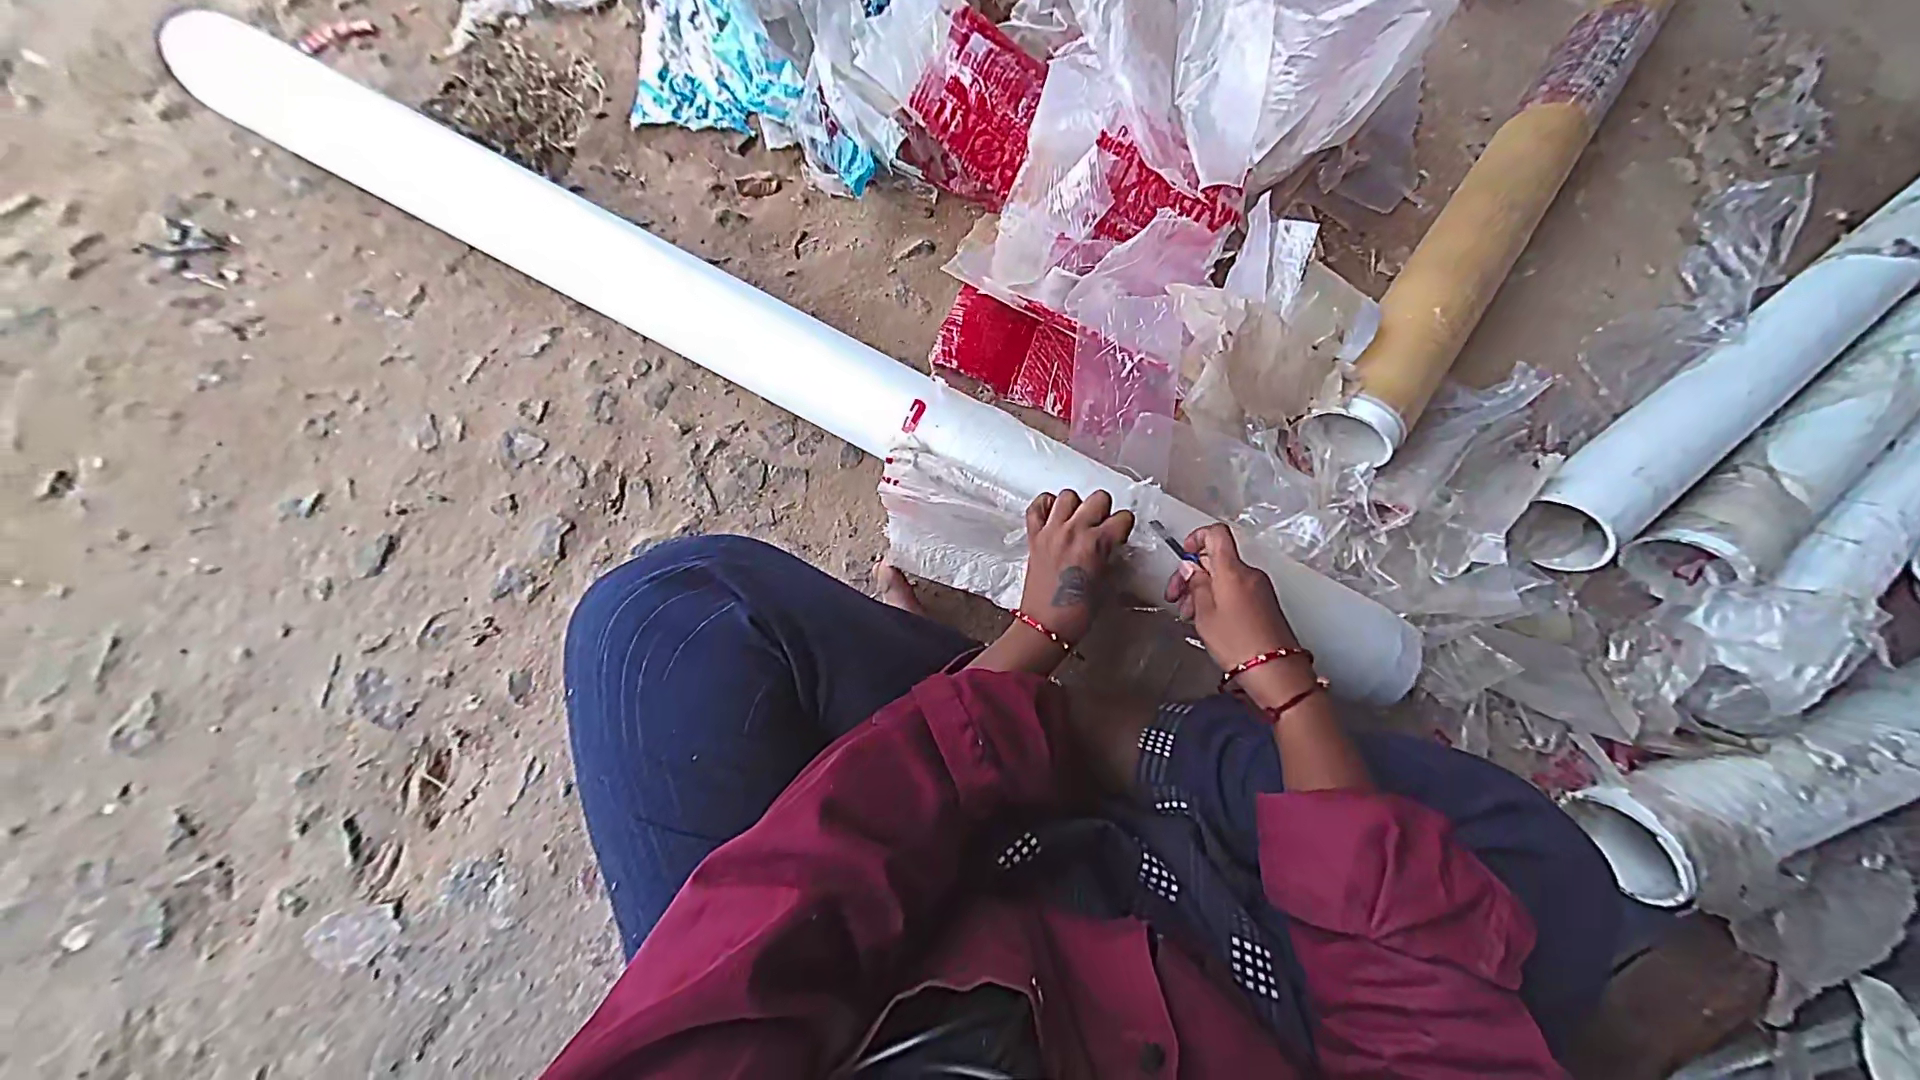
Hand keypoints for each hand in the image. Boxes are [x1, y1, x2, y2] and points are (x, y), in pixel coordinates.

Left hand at [1019, 489, 1134, 642]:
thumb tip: (1111, 543)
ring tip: (1077, 520)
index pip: (1122, 517)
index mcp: (1097, 544)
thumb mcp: (1106, 581)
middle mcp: (1074, 532)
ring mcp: (1052, 531)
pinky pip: (1037, 507)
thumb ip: (1109, 555)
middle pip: (1098, 498)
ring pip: (1068, 496)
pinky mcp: (1034, 537)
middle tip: (1100, 525)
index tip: (1120, 532)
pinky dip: (1045, 506)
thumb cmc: (1076, 611)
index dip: (1124, 525)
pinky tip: (1053, 516)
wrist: (1046, 624)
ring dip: (1076, 505)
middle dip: (1104, 510)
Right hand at [1163, 524, 1298, 674]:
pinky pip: (1235, 589)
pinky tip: (1207, 619)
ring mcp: (1258, 588)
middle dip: (1192, 573)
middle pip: (1216, 558)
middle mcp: (1249, 573)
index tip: (1185, 554)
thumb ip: (1195, 584)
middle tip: (1176, 595)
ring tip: (1190, 614)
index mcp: (1233, 570)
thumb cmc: (1238, 644)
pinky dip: (1217, 598)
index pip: (1217, 534)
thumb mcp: (1204, 613)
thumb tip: (1190, 567)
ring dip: (1202, 588)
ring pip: (1224, 576)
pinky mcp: (1263, 602)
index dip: (1197, 537)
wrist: (1275, 671)